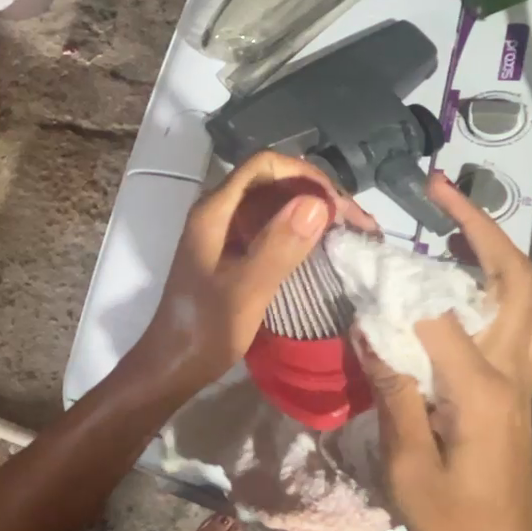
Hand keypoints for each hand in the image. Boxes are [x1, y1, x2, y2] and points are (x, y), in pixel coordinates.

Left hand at [129, 152, 374, 394]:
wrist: (173, 364)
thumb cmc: (205, 328)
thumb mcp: (246, 289)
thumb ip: (278, 245)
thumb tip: (317, 202)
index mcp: (214, 212)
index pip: (263, 166)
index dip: (305, 175)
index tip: (339, 204)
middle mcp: (217, 213)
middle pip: (271, 182)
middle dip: (315, 193)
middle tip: (358, 223)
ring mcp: (223, 233)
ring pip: (272, 205)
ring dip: (310, 212)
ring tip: (352, 233)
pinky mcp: (231, 254)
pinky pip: (268, 229)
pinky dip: (298, 232)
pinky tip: (324, 250)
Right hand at [358, 174, 531, 530]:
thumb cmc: (453, 521)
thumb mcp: (406, 467)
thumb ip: (392, 392)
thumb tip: (370, 327)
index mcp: (480, 388)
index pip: (440, 310)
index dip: (401, 275)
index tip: (363, 246)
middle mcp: (512, 372)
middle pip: (516, 282)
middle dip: (482, 228)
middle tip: (440, 192)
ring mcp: (524, 379)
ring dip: (510, 253)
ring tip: (464, 228)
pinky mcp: (522, 389)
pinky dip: (519, 288)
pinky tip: (482, 283)